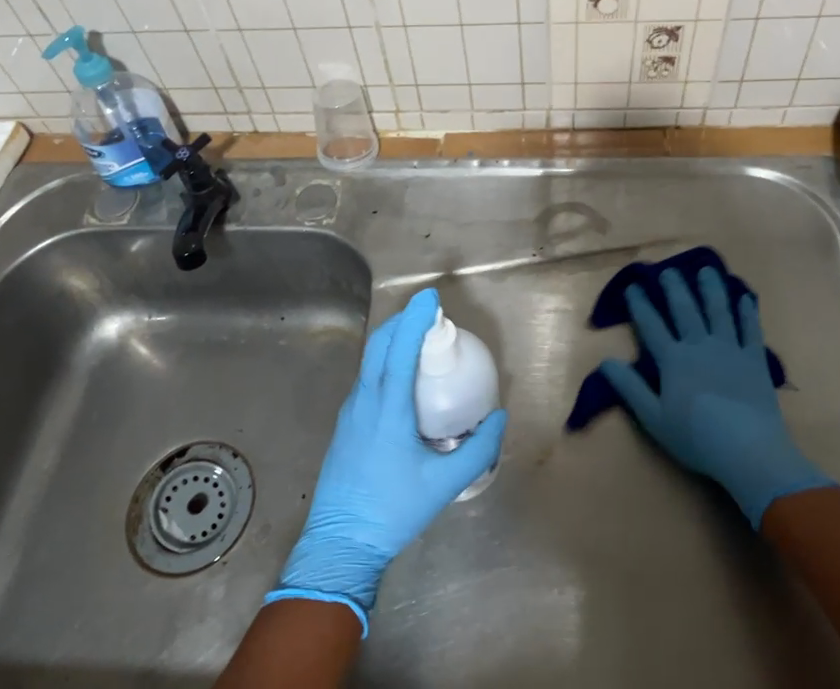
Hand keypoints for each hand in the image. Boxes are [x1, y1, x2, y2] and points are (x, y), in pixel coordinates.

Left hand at [270, 288, 507, 632]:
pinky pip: (366, 380)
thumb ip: (478, 450)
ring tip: (419, 341)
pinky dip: (384, 363)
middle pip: (379, 346)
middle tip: (430, 315)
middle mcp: (364, 401)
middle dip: (403, 322)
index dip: (415, 318)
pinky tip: (402, 380)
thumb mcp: (444, 483)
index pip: (400, 348)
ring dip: (392, 341)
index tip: (430, 297)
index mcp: (388, 408)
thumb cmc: (394, 510)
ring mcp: (350, 413)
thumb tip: (499, 418)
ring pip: (369, 362)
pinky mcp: (345, 426)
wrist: (340, 543)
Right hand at [599, 266, 832, 526]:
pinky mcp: (755, 359)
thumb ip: (629, 387)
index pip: (651, 325)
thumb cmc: (695, 437)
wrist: (748, 448)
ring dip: (711, 288)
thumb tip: (605, 360)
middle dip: (674, 288)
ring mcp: (730, 349)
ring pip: (718, 311)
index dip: (640, 304)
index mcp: (673, 359)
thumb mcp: (653, 417)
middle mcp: (700, 346)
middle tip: (668, 269)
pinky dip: (747, 312)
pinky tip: (746, 297)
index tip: (633, 285)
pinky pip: (751, 329)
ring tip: (707, 269)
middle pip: (685, 310)